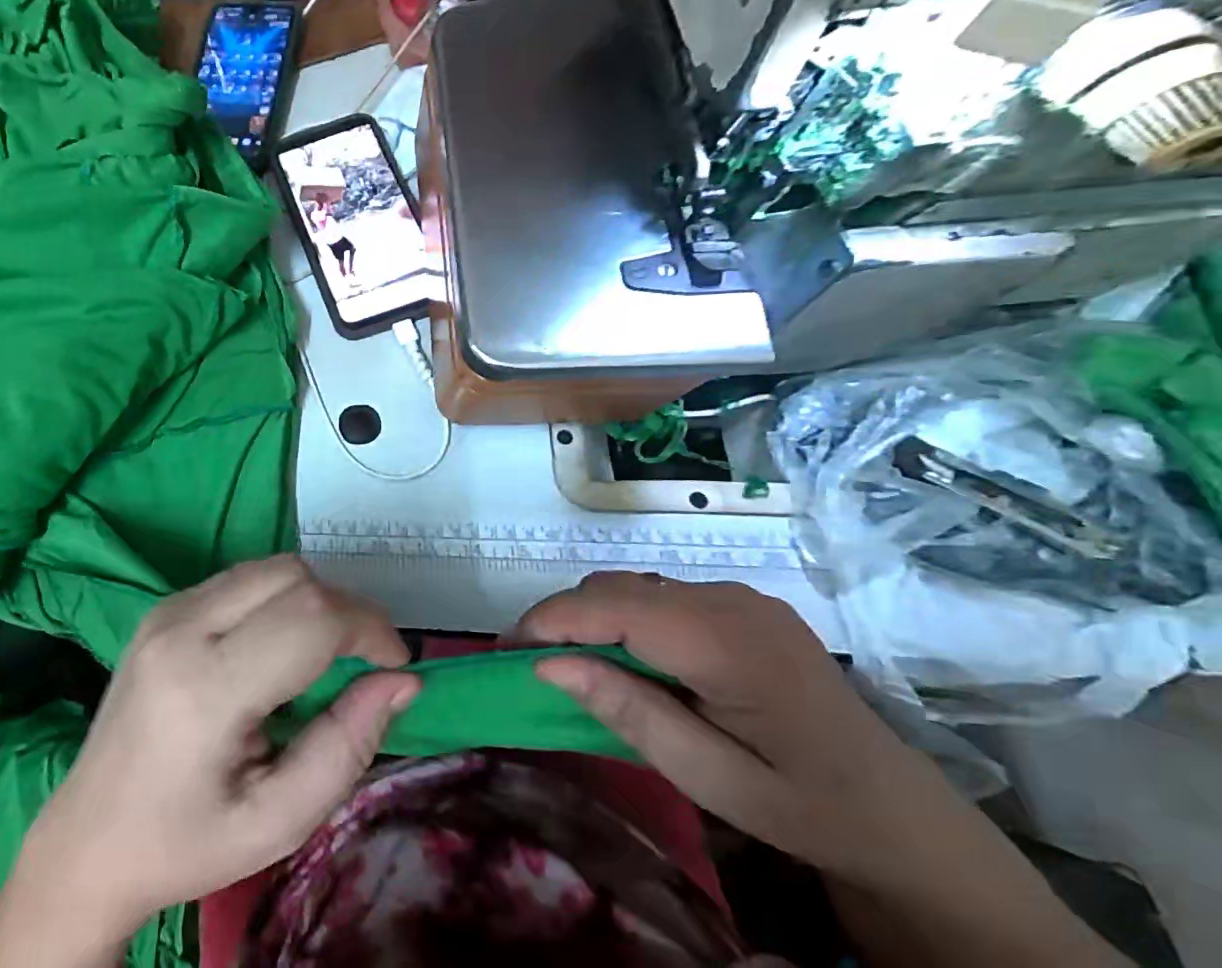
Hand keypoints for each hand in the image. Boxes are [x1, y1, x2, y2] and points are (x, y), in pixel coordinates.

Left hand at [0, 557, 416, 963]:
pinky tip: (277, 650)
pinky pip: (241, 579)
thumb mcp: (279, 819)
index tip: (396, 667)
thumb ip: (347, 745)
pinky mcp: (160, 609)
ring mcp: (165, 611)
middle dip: (344, 610)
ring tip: (325, 658)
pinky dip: (279, 600)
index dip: (368, 629)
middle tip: (363, 664)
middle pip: (292, 576)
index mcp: (205, 686)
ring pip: (268, 568)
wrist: (89, 837)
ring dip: (312, 601)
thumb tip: (401, 681)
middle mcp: (179, 628)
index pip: (309, 616)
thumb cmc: (186, 842)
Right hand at [516, 571, 911, 879]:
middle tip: (528, 666)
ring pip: (633, 588)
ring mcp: (740, 599)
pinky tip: (621, 660)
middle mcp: (732, 602)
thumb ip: (628, 712)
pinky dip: (621, 620)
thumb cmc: (804, 806)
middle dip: (562, 620)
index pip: (613, 607)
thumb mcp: (710, 777)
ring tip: (567, 665)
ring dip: (589, 618)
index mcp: (728, 643)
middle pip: (617, 589)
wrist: (900, 815)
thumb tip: (546, 664)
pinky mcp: (741, 608)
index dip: (549, 620)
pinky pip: (658, 598)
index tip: (504, 652)